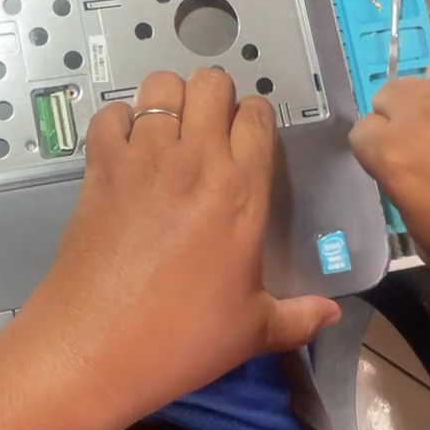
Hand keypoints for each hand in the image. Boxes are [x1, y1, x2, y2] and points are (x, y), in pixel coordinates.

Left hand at [9, 69, 340, 420]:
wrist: (96, 345)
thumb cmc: (181, 338)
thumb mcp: (251, 332)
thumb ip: (298, 317)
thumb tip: (333, 314)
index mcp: (241, 192)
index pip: (257, 116)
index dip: (254, 119)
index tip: (246, 140)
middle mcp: (195, 161)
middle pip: (210, 83)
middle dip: (214, 96)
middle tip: (207, 130)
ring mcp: (143, 159)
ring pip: (159, 87)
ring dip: (167, 100)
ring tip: (166, 131)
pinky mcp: (100, 169)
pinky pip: (109, 116)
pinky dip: (118, 121)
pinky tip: (124, 149)